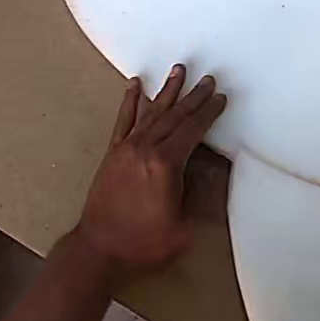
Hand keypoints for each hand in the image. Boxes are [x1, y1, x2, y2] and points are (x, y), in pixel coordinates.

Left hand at [70, 64, 227, 286]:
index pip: (193, 130)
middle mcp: (145, 149)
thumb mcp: (185, 225)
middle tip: (207, 79)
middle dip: (194, 96)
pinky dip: (131, 101)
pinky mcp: (113, 153)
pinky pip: (124, 120)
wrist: (99, 249)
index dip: (209, 113)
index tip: (220, 98)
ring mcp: (126, 148)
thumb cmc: (144, 244)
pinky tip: (134, 85)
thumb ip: (202, 194)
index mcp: (165, 164)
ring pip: (152, 112)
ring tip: (178, 71)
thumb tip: (217, 169)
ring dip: (167, 91)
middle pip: (175, 116)